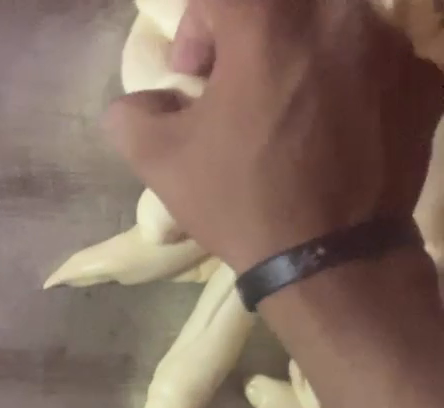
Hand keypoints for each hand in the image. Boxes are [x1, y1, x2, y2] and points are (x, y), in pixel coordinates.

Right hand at [106, 0, 443, 271]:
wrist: (326, 245)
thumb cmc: (232, 194)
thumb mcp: (155, 160)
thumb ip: (133, 115)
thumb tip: (140, 101)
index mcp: (271, 33)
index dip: (196, 26)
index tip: (191, 74)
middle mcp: (341, 19)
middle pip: (285, 4)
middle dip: (249, 34)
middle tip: (230, 86)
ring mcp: (393, 45)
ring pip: (332, 25)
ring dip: (295, 56)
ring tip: (276, 112)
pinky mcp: (423, 75)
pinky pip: (370, 59)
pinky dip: (338, 81)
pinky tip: (319, 132)